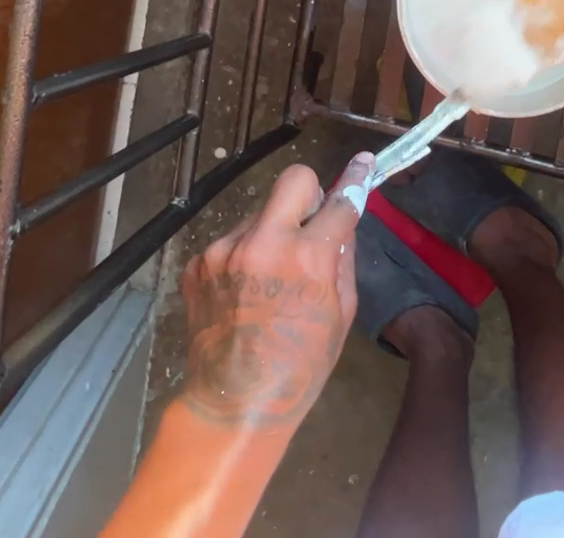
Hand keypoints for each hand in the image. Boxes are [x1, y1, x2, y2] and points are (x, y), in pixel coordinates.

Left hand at [179, 153, 371, 428]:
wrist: (235, 401)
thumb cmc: (301, 363)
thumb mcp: (342, 312)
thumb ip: (341, 257)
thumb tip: (341, 221)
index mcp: (307, 258)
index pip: (340, 201)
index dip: (357, 180)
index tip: (363, 162)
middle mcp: (263, 242)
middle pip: (293, 179)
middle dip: (307, 193)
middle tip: (307, 224)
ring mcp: (224, 249)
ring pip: (259, 214)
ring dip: (271, 233)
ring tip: (268, 278)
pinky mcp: (199, 262)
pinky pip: (232, 241)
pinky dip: (243, 256)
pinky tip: (243, 292)